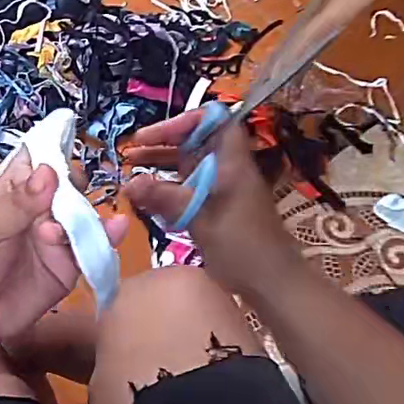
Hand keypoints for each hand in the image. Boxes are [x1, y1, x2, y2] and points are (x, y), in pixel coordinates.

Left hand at [0, 156, 129, 347]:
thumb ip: (18, 203)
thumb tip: (49, 171)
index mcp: (15, 190)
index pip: (40, 159)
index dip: (55, 147)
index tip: (71, 135)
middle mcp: (40, 209)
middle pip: (70, 185)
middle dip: (75, 186)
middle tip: (66, 198)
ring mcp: (57, 237)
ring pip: (85, 215)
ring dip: (86, 216)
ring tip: (67, 230)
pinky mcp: (70, 265)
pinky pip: (93, 247)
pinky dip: (106, 238)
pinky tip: (114, 230)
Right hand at [122, 109, 303, 300]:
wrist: (274, 283)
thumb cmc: (243, 248)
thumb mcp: (201, 221)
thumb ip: (165, 199)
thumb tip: (129, 183)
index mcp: (232, 162)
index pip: (214, 120)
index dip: (185, 120)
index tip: (156, 136)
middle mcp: (229, 169)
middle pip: (196, 142)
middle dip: (163, 145)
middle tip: (131, 154)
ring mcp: (225, 189)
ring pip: (191, 166)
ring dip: (163, 167)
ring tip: (132, 174)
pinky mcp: (220, 208)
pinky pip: (192, 188)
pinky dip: (171, 189)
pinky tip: (149, 199)